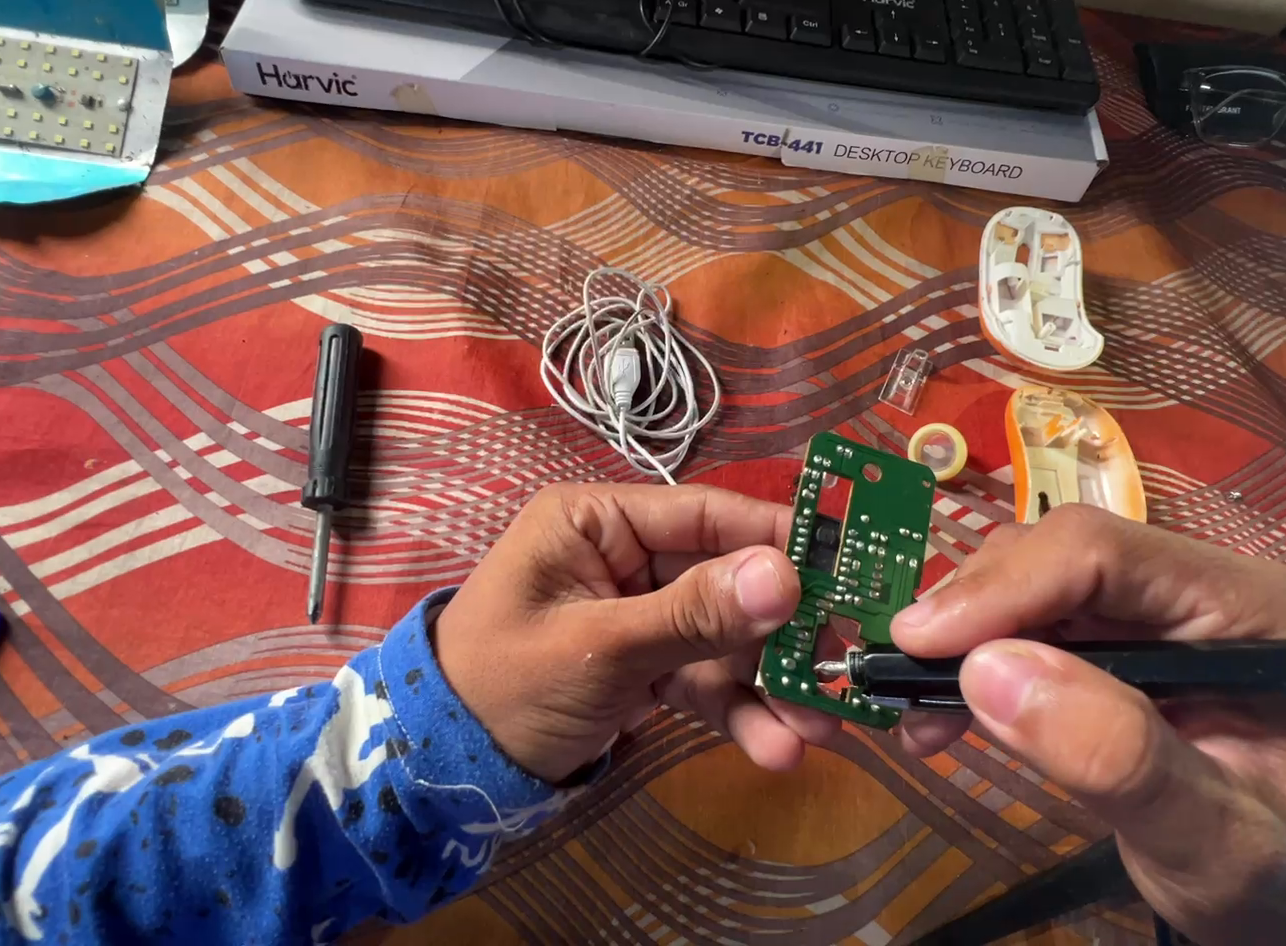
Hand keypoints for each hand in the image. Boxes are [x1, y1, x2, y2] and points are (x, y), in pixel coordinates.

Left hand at [434, 483, 840, 783]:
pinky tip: (773, 746)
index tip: (844, 565)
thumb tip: (786, 575)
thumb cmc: (504, 684)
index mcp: (599, 520)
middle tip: (844, 664)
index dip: (774, 538)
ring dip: (769, 681)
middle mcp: (625, 555)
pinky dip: (735, 709)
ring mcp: (639, 611)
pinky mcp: (644, 663)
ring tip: (819, 728)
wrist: (441, 771)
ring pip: (721, 636)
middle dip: (781, 630)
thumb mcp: (599, 646)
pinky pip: (701, 677)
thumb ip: (691, 613)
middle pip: (724, 579)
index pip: (703, 514)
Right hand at [889, 505, 1285, 945]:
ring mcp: (1147, 608)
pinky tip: (942, 706)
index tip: (921, 643)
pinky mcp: (1110, 636)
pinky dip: (969, 658)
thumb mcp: (1227, 851)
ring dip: (960, 635)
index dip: (1003, 586)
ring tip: (917, 704)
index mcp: (1248, 608)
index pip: (1101, 552)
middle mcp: (1192, 585)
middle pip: (1051, 555)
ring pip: (1023, 580)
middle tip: (905, 675)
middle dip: (971, 611)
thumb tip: (988, 672)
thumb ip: (1122, 761)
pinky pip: (1021, 620)